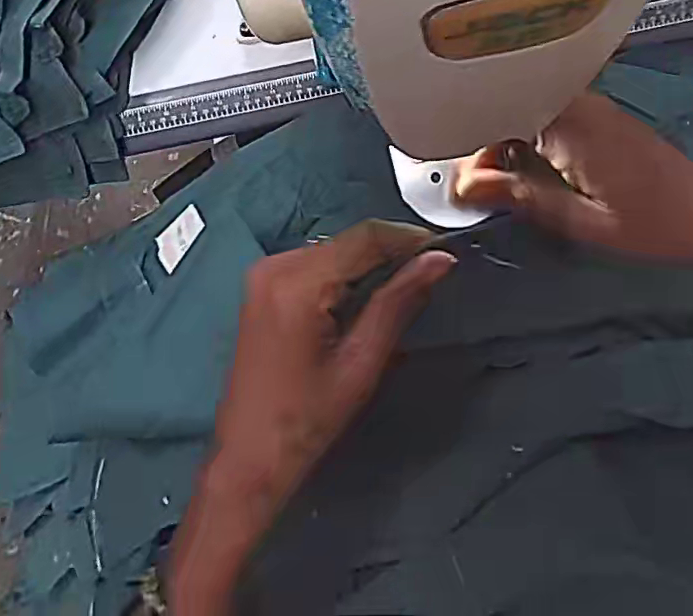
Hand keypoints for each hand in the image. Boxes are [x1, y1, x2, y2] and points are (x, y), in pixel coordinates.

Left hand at [208, 220, 454, 508]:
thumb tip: (439, 260)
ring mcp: (265, 272)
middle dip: (391, 250)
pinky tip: (367, 294)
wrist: (249, 456)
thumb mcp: (362, 362)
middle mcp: (276, 266)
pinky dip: (346, 271)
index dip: (408, 237)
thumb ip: (400, 302)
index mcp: (297, 283)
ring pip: (334, 248)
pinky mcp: (264, 284)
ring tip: (406, 283)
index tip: (443, 248)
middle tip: (431, 269)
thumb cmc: (305, 419)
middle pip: (348, 240)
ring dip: (370, 260)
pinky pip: (316, 261)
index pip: (364, 237)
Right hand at [454, 92, 692, 283]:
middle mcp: (577, 102)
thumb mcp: (582, 221)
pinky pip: (541, 115)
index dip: (469, 138)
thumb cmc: (655, 223)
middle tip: (472, 185)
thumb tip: (465, 186)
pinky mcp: (593, 116)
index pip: (499, 108)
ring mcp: (587, 106)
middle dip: (481, 141)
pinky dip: (522, 139)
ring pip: (521, 108)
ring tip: (492, 182)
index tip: (457, 173)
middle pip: (506, 104)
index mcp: (572, 121)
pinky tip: (519, 170)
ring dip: (501, 140)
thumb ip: (521, 198)